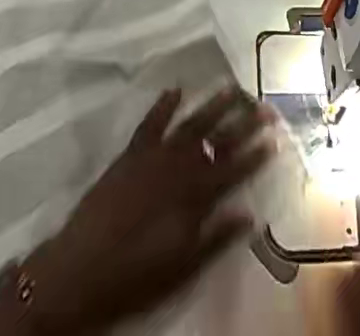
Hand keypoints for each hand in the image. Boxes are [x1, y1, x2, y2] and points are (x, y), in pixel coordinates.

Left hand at [18, 89, 273, 333]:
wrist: (84, 267)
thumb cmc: (139, 274)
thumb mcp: (186, 265)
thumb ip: (217, 236)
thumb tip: (249, 213)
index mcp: (194, 197)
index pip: (233, 169)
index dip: (256, 154)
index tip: (276, 136)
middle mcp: (177, 169)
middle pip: (216, 140)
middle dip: (242, 122)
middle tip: (263, 104)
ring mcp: (152, 157)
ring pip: (188, 124)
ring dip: (210, 105)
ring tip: (230, 87)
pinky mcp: (129, 154)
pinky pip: (149, 123)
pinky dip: (162, 105)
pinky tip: (175, 90)